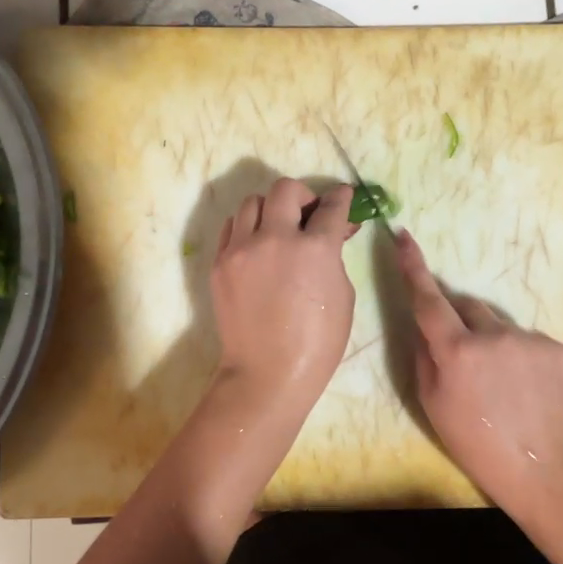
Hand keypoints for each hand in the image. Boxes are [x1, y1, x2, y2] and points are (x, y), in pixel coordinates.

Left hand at [209, 178, 357, 412]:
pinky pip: (231, 227)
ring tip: (277, 228)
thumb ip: (334, 257)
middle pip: (286, 189)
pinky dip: (246, 227)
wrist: (268, 373)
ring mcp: (242, 249)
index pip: (330, 206)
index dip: (341, 198)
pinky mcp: (220, 263)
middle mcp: (276, 238)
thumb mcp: (342, 296)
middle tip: (308, 213)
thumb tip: (330, 235)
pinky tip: (256, 245)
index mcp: (314, 248)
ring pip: (252, 202)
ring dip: (270, 209)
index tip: (342, 197)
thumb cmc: (318, 343)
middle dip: (303, 195)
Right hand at [396, 229, 562, 497]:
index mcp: (456, 351)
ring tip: (500, 384)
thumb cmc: (474, 442)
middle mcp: (494, 335)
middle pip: (468, 307)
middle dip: (459, 320)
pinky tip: (526, 388)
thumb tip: (425, 325)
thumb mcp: (432, 403)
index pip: (428, 299)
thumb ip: (424, 355)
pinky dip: (521, 356)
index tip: (403, 236)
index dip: (413, 267)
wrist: (539, 467)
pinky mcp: (558, 348)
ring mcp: (530, 339)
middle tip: (461, 356)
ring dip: (492, 341)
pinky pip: (528, 340)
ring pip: (500, 325)